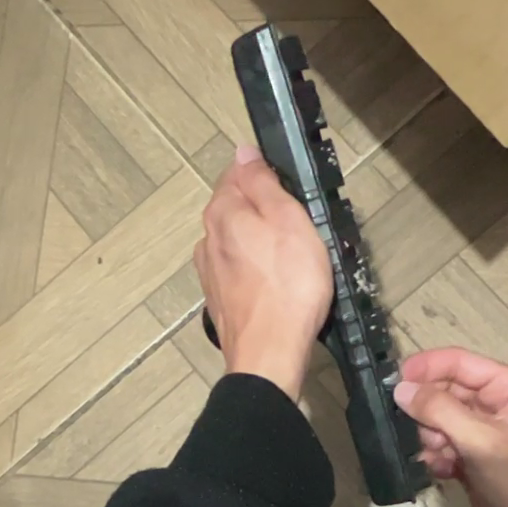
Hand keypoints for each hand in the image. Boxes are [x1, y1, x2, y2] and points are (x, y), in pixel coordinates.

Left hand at [194, 145, 332, 398]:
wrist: (270, 355)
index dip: (267, 177)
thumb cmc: (289, 287)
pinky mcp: (220, 303)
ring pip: (237, 244)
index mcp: (222, 212)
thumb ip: (263, 183)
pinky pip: (239, 274)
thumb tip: (243, 151)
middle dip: (263, 213)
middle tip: (300, 229)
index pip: (238, 173)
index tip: (293, 193)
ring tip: (291, 261)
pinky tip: (276, 287)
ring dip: (260, 246)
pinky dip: (256, 274)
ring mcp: (210, 274)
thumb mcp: (288, 220)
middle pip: (236, 210)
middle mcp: (207, 240)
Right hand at [394, 348, 507, 506]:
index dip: (426, 368)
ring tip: (436, 456)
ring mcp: (486, 436)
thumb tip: (401, 388)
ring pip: (441, 421)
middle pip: (447, 391)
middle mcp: (498, 406)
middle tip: (414, 430)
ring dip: (430, 437)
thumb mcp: (482, 441)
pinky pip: (444, 448)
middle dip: (427, 409)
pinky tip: (440, 472)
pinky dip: (437, 457)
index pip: (460, 363)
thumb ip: (439, 410)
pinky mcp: (475, 462)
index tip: (392, 383)